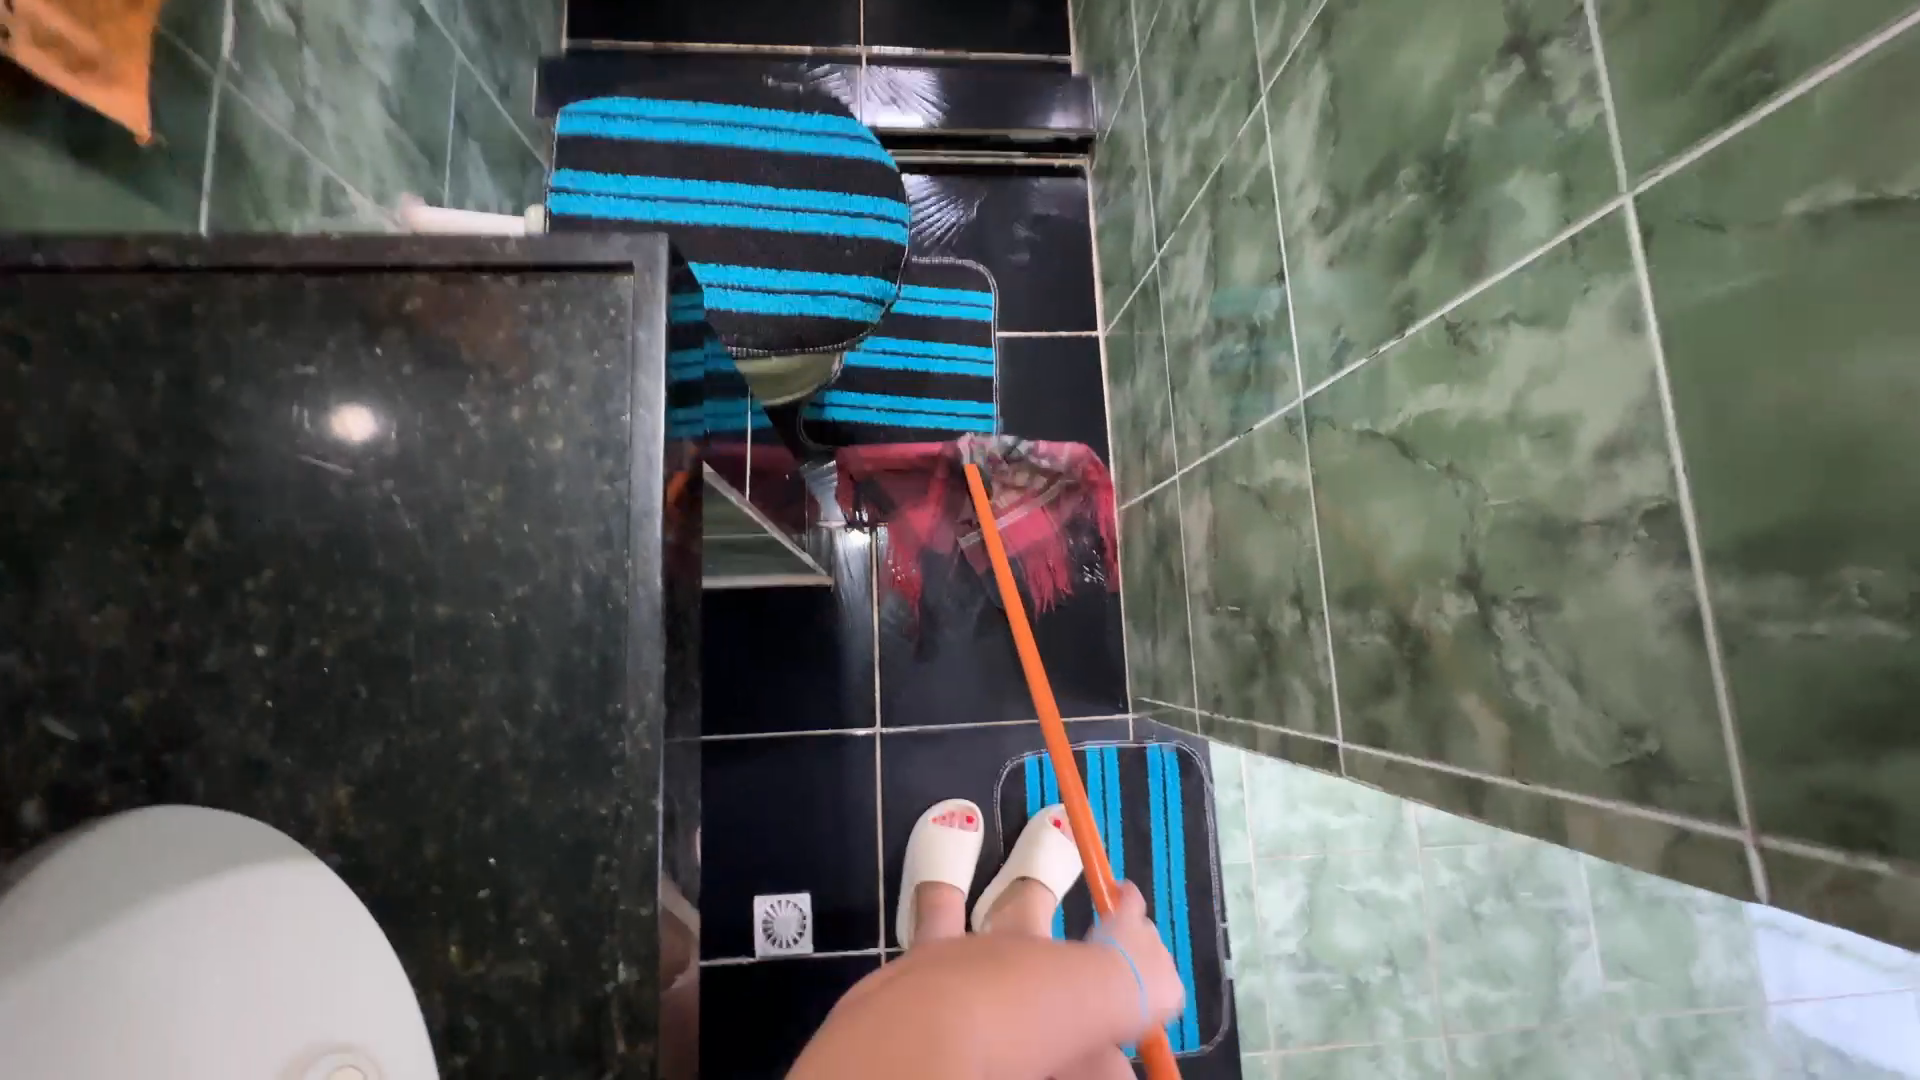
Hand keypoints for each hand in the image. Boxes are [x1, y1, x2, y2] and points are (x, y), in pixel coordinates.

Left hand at [1086, 881, 1184, 1033]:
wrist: (1112, 990)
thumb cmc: (1121, 1019)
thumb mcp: (1130, 1033)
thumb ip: (1131, 1032)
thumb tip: (1117, 1045)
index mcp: (1172, 997)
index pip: (1163, 991)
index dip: (1144, 991)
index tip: (1128, 996)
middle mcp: (1167, 963)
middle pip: (1153, 958)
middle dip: (1136, 963)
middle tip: (1113, 973)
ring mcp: (1150, 936)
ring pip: (1142, 931)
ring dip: (1129, 935)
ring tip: (1111, 941)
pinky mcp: (1131, 917)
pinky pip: (1133, 900)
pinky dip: (1127, 893)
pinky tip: (1119, 887)